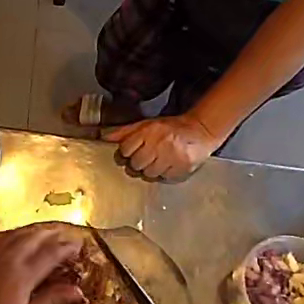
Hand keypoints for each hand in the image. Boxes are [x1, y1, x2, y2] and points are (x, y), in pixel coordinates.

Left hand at [0, 224, 84, 303]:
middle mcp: (8, 257)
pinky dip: (13, 232)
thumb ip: (51, 300)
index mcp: (23, 274)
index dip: (67, 247)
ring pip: (17, 233)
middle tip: (67, 236)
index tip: (79, 246)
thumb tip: (78, 291)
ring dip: (35, 230)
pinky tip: (17, 235)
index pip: (51, 253)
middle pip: (36, 237)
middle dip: (54, 234)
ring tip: (48, 232)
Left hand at [105, 114, 222, 181]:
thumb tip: (102, 135)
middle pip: (135, 164)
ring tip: (159, 159)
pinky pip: (163, 179)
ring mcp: (172, 158)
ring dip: (151, 169)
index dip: (127, 151)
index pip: (126, 149)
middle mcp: (160, 144)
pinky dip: (164, 174)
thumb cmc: (171, 128)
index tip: (133, 150)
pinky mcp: (182, 169)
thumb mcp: (146, 124)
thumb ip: (124, 131)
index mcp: (150, 130)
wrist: (200, 131)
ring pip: (148, 174)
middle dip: (139, 161)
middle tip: (148, 155)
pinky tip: (169, 165)